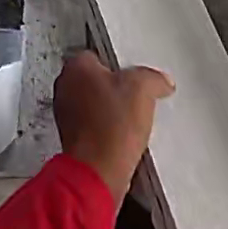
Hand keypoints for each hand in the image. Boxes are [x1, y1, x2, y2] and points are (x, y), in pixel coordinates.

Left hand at [54, 50, 175, 197]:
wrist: (98, 173)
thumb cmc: (112, 126)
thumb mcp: (143, 87)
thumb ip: (154, 77)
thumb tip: (162, 81)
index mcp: (76, 66)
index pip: (98, 55)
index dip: (119, 66)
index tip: (132, 75)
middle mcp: (65, 87)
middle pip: (96, 80)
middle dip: (114, 88)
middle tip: (134, 97)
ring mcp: (65, 115)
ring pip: (94, 104)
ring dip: (110, 111)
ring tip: (131, 120)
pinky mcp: (71, 140)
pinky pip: (93, 127)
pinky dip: (106, 130)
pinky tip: (123, 137)